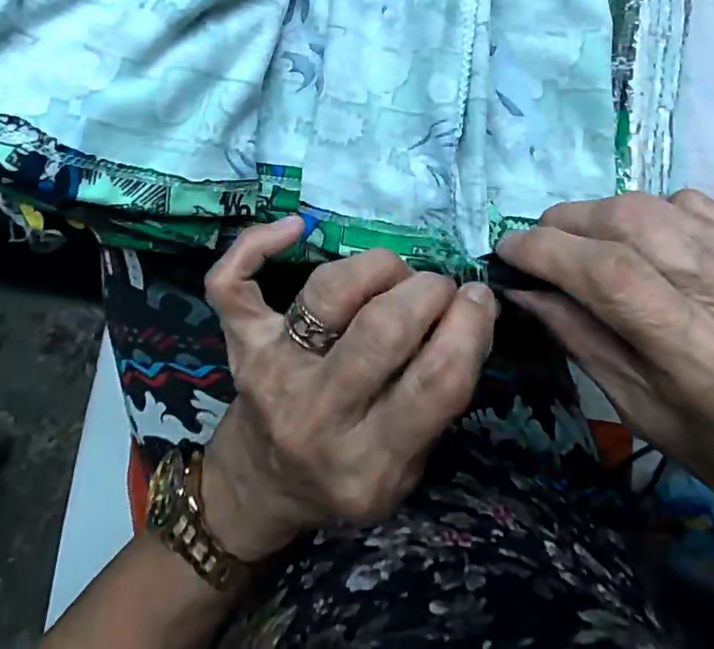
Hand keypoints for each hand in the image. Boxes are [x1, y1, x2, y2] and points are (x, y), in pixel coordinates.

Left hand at [193, 217, 499, 560]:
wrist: (261, 485)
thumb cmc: (343, 475)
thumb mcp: (405, 471)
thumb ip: (436, 402)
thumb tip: (472, 312)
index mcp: (369, 461)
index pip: (434, 383)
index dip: (469, 327)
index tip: (480, 298)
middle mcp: (315, 414)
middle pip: (381, 328)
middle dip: (426, 291)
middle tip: (440, 287)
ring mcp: (270, 372)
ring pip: (327, 291)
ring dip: (377, 266)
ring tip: (396, 272)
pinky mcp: (239, 345)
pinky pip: (233, 285)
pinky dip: (256, 246)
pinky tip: (296, 226)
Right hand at [497, 190, 713, 551]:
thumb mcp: (634, 406)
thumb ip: (574, 333)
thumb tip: (518, 282)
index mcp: (711, 364)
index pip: (612, 276)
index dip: (547, 250)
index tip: (507, 247)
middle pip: (632, 222)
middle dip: (567, 222)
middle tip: (539, 242)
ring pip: (655, 203)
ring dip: (600, 216)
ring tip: (584, 244)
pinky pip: (690, 203)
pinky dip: (648, 216)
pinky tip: (644, 246)